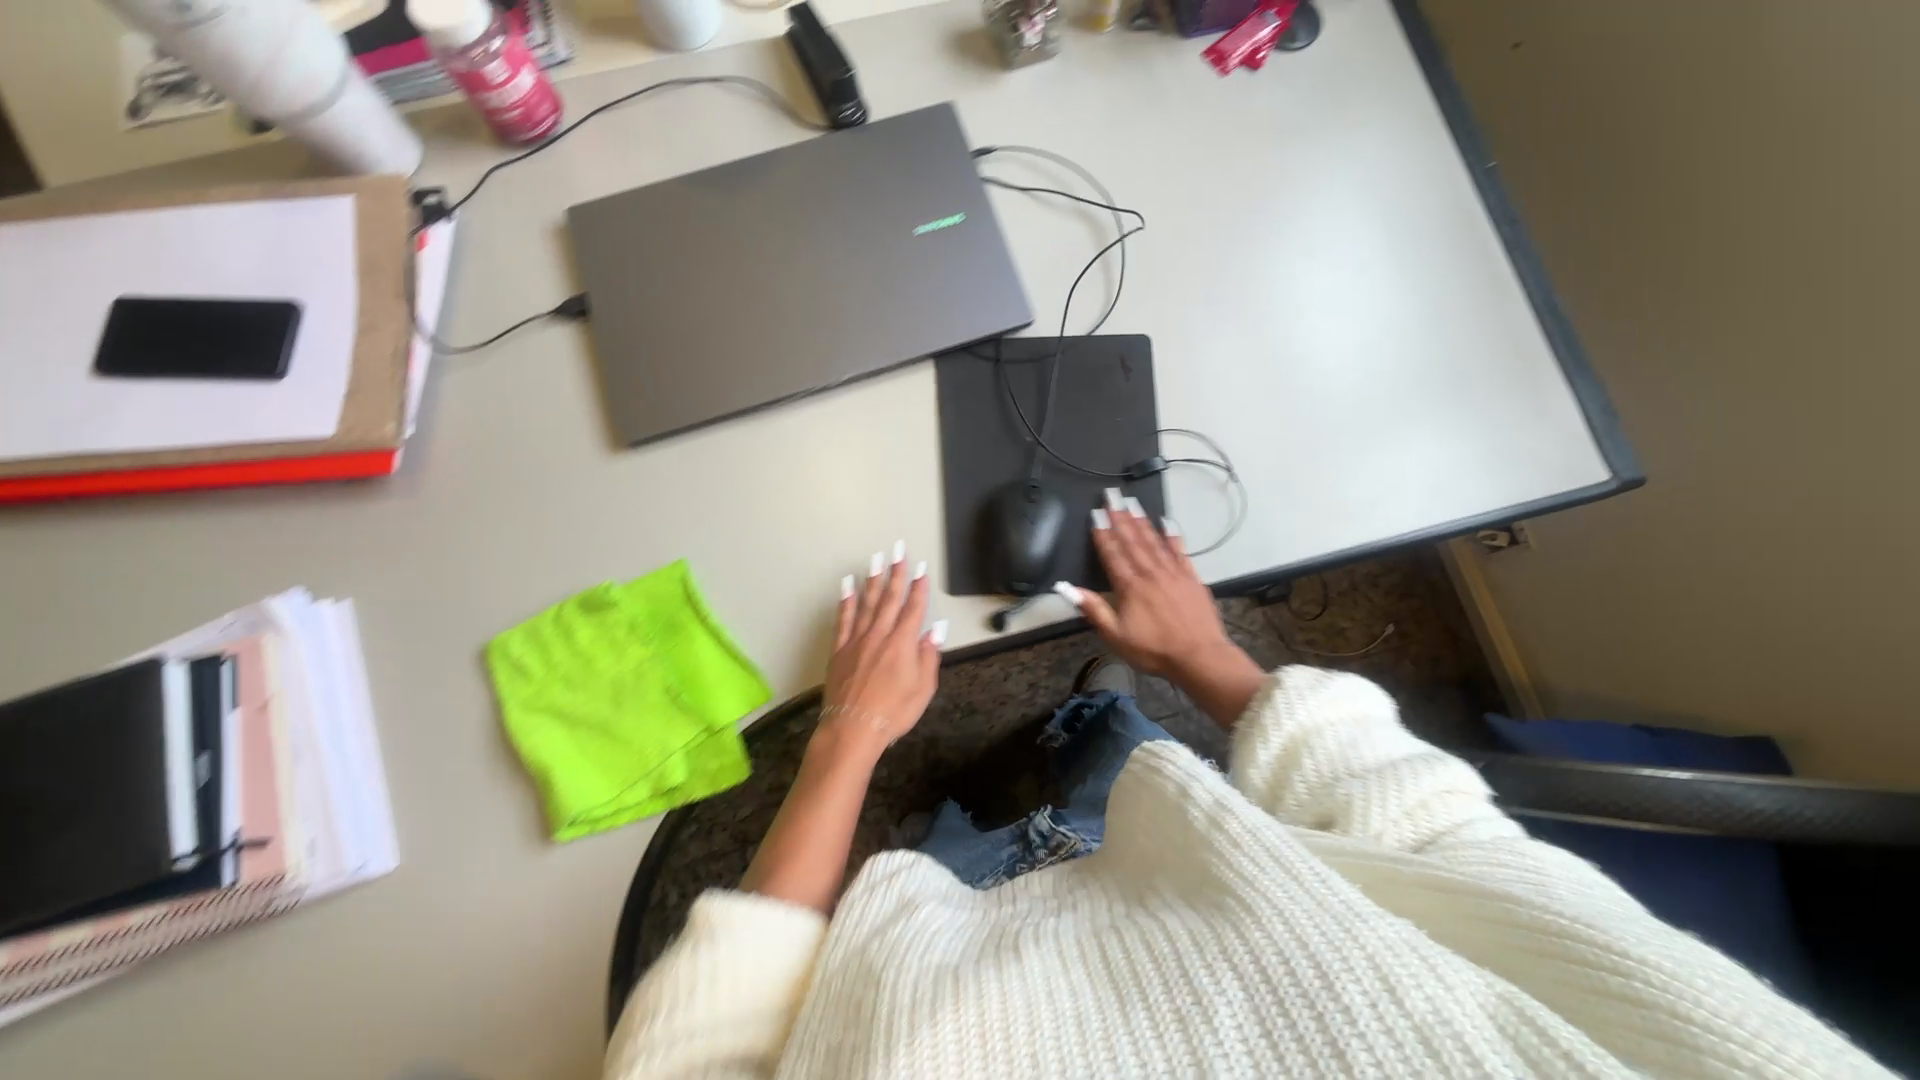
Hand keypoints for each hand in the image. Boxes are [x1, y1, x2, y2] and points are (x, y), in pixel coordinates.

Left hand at [820, 543, 945, 760]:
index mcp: (903, 643)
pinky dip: (846, 601)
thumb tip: (936, 630)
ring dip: (873, 580)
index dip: (919, 587)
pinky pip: (843, 619)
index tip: (922, 568)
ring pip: (866, 603)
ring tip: (875, 558)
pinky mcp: (840, 649)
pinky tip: (847, 585)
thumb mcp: (923, 689)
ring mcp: (857, 640)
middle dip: (896, 572)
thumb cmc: (894, 712)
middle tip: (897, 550)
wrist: (853, 728)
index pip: (914, 608)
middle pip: (890, 598)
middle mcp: (880, 634)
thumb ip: (928, 656)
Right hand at [1067, 490, 1265, 726]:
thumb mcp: (1116, 636)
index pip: (1112, 554)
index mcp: (1129, 587)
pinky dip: (1172, 536)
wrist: (1199, 657)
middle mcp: (1150, 573)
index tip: (1096, 512)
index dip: (1103, 532)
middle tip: (1112, 495)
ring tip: (1133, 503)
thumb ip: (1093, 609)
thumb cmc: (1154, 650)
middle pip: (1132, 540)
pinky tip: (1167, 523)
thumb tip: (1067, 589)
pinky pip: (1180, 551)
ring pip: (1154, 541)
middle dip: (1120, 517)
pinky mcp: (1192, 578)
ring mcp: (1173, 573)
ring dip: (1142, 521)